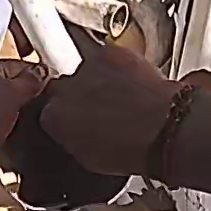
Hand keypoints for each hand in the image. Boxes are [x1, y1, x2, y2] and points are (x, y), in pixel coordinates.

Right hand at [38, 46, 184, 175]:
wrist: (160, 130)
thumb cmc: (129, 149)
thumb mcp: (89, 157)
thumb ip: (73, 138)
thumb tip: (77, 134)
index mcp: (54, 118)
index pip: (50, 110)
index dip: (68, 114)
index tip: (80, 119)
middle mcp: (64, 90)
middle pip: (65, 86)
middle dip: (80, 95)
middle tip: (102, 107)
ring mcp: (86, 68)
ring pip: (87, 70)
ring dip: (99, 79)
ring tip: (121, 97)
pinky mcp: (110, 52)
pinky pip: (110, 57)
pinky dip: (120, 65)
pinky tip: (132, 83)